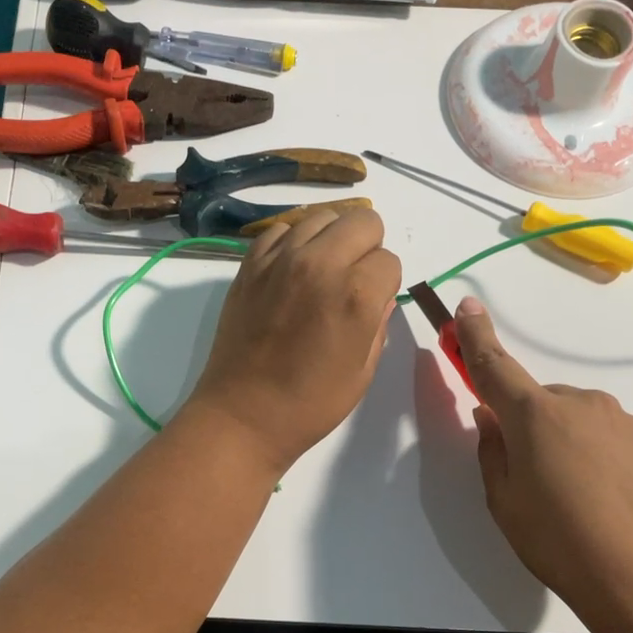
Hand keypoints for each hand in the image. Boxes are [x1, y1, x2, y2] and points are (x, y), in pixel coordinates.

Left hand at [183, 208, 400, 471]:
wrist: (243, 415)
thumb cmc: (309, 405)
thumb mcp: (362, 372)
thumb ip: (377, 325)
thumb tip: (378, 298)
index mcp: (356, 294)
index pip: (389, 260)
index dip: (385, 284)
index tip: (371, 307)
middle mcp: (321, 264)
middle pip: (363, 221)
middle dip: (366, 248)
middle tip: (352, 282)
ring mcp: (280, 260)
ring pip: (322, 217)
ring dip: (331, 239)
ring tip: (322, 274)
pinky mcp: (250, 265)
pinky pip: (282, 230)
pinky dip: (294, 244)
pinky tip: (291, 274)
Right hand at [456, 297, 632, 632]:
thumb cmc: (561, 542)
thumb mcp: (505, 503)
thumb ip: (493, 453)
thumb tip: (492, 419)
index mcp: (534, 415)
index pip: (494, 366)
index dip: (475, 337)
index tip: (465, 307)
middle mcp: (578, 403)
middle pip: (534, 402)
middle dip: (521, 427)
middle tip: (523, 481)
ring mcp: (617, 420)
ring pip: (568, 420)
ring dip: (556, 444)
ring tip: (563, 501)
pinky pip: (598, 436)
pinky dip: (586, 456)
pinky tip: (594, 501)